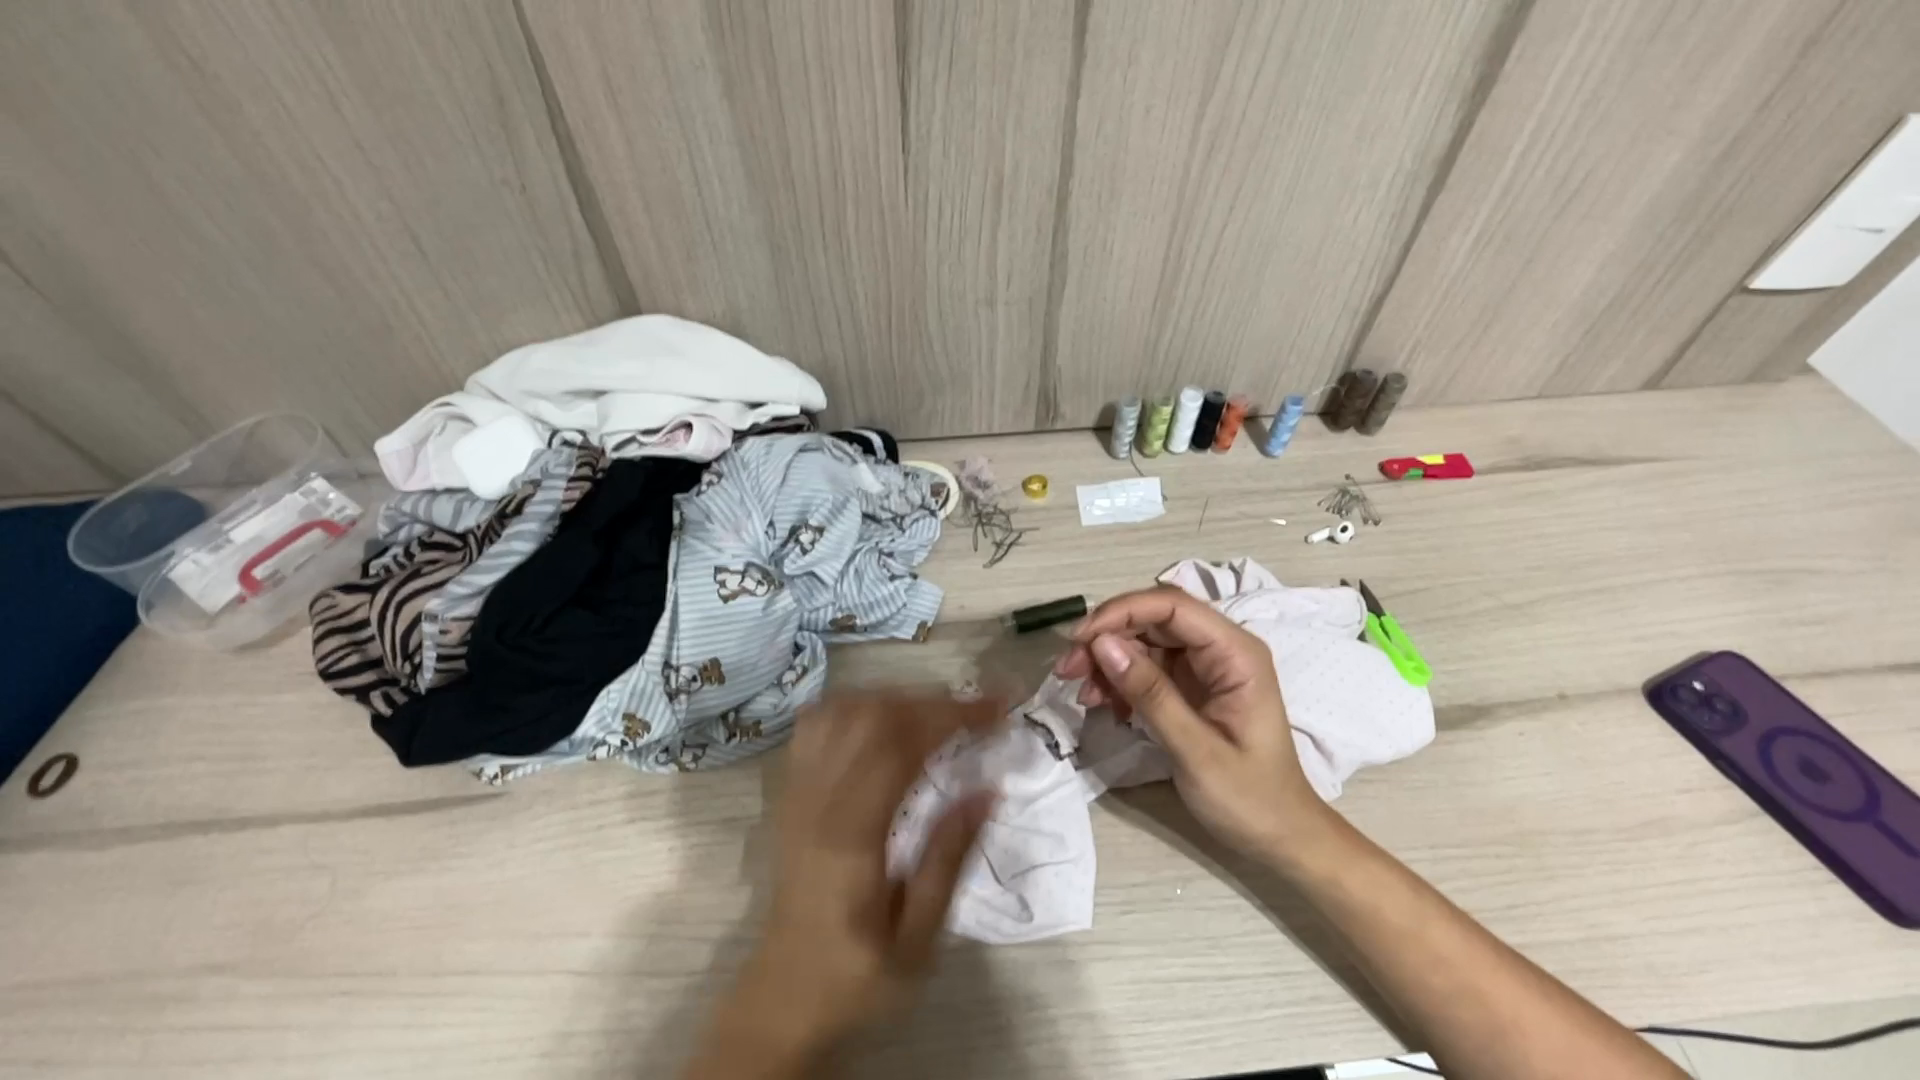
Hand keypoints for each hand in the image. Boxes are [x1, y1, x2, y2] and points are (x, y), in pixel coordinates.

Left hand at [712, 692, 1001, 1063]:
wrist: (785, 998)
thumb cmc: (858, 974)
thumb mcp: (917, 937)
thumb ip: (948, 858)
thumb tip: (988, 790)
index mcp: (850, 835)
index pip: (899, 745)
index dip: (950, 715)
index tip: (997, 709)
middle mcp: (816, 800)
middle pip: (871, 716)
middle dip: (932, 702)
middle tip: (981, 714)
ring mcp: (795, 793)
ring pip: (841, 711)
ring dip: (896, 700)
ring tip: (940, 717)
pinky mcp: (789, 795)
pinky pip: (816, 726)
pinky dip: (857, 707)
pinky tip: (886, 722)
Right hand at [1052, 586, 1331, 858]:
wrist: (1280, 836)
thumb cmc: (1249, 798)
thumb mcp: (1196, 751)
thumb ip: (1151, 694)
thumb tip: (1102, 645)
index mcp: (1236, 653)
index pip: (1173, 606)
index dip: (1122, 612)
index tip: (1079, 638)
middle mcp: (1221, 650)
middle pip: (1153, 620)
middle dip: (1106, 638)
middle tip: (1067, 670)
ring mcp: (1205, 668)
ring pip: (1145, 643)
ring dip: (1108, 661)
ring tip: (1082, 693)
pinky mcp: (1191, 688)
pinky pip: (1147, 669)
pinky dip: (1119, 681)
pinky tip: (1104, 705)